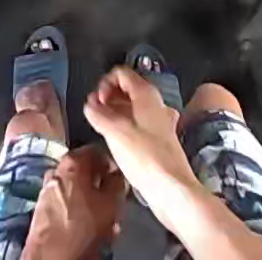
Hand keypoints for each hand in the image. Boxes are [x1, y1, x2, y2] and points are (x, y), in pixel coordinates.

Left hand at [24, 147, 125, 259]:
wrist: (50, 259)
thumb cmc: (81, 227)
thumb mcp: (111, 202)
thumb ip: (118, 182)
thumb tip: (118, 176)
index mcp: (73, 160)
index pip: (99, 150)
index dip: (113, 163)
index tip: (120, 177)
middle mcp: (57, 169)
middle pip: (87, 172)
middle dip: (103, 187)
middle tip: (114, 202)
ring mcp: (48, 189)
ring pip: (78, 190)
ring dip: (93, 202)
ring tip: (105, 221)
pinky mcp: (44, 210)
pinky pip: (68, 204)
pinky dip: (79, 212)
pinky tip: (89, 227)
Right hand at [84, 67, 196, 199]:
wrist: (172, 187)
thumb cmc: (147, 158)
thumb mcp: (116, 134)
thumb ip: (100, 115)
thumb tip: (89, 104)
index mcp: (146, 94)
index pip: (122, 73)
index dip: (105, 82)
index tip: (95, 99)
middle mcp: (155, 103)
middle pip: (128, 88)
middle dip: (108, 96)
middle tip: (94, 111)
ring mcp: (159, 120)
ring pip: (133, 106)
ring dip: (115, 111)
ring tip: (101, 124)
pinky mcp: (159, 138)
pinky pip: (138, 122)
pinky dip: (125, 125)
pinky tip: (117, 140)